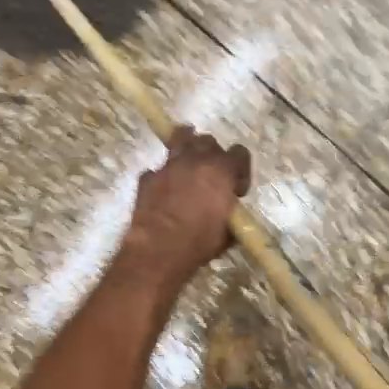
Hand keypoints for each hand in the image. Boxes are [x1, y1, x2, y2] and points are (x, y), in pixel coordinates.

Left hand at [119, 126, 250, 284]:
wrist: (158, 249)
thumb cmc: (199, 242)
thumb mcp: (227, 231)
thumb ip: (230, 211)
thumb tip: (228, 211)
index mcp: (221, 171)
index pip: (240, 153)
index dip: (240, 171)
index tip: (236, 190)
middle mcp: (196, 160)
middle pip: (209, 142)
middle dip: (213, 157)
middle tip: (211, 178)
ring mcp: (169, 165)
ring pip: (180, 139)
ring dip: (187, 149)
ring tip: (188, 165)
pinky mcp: (148, 176)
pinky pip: (159, 168)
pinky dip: (164, 176)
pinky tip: (164, 191)